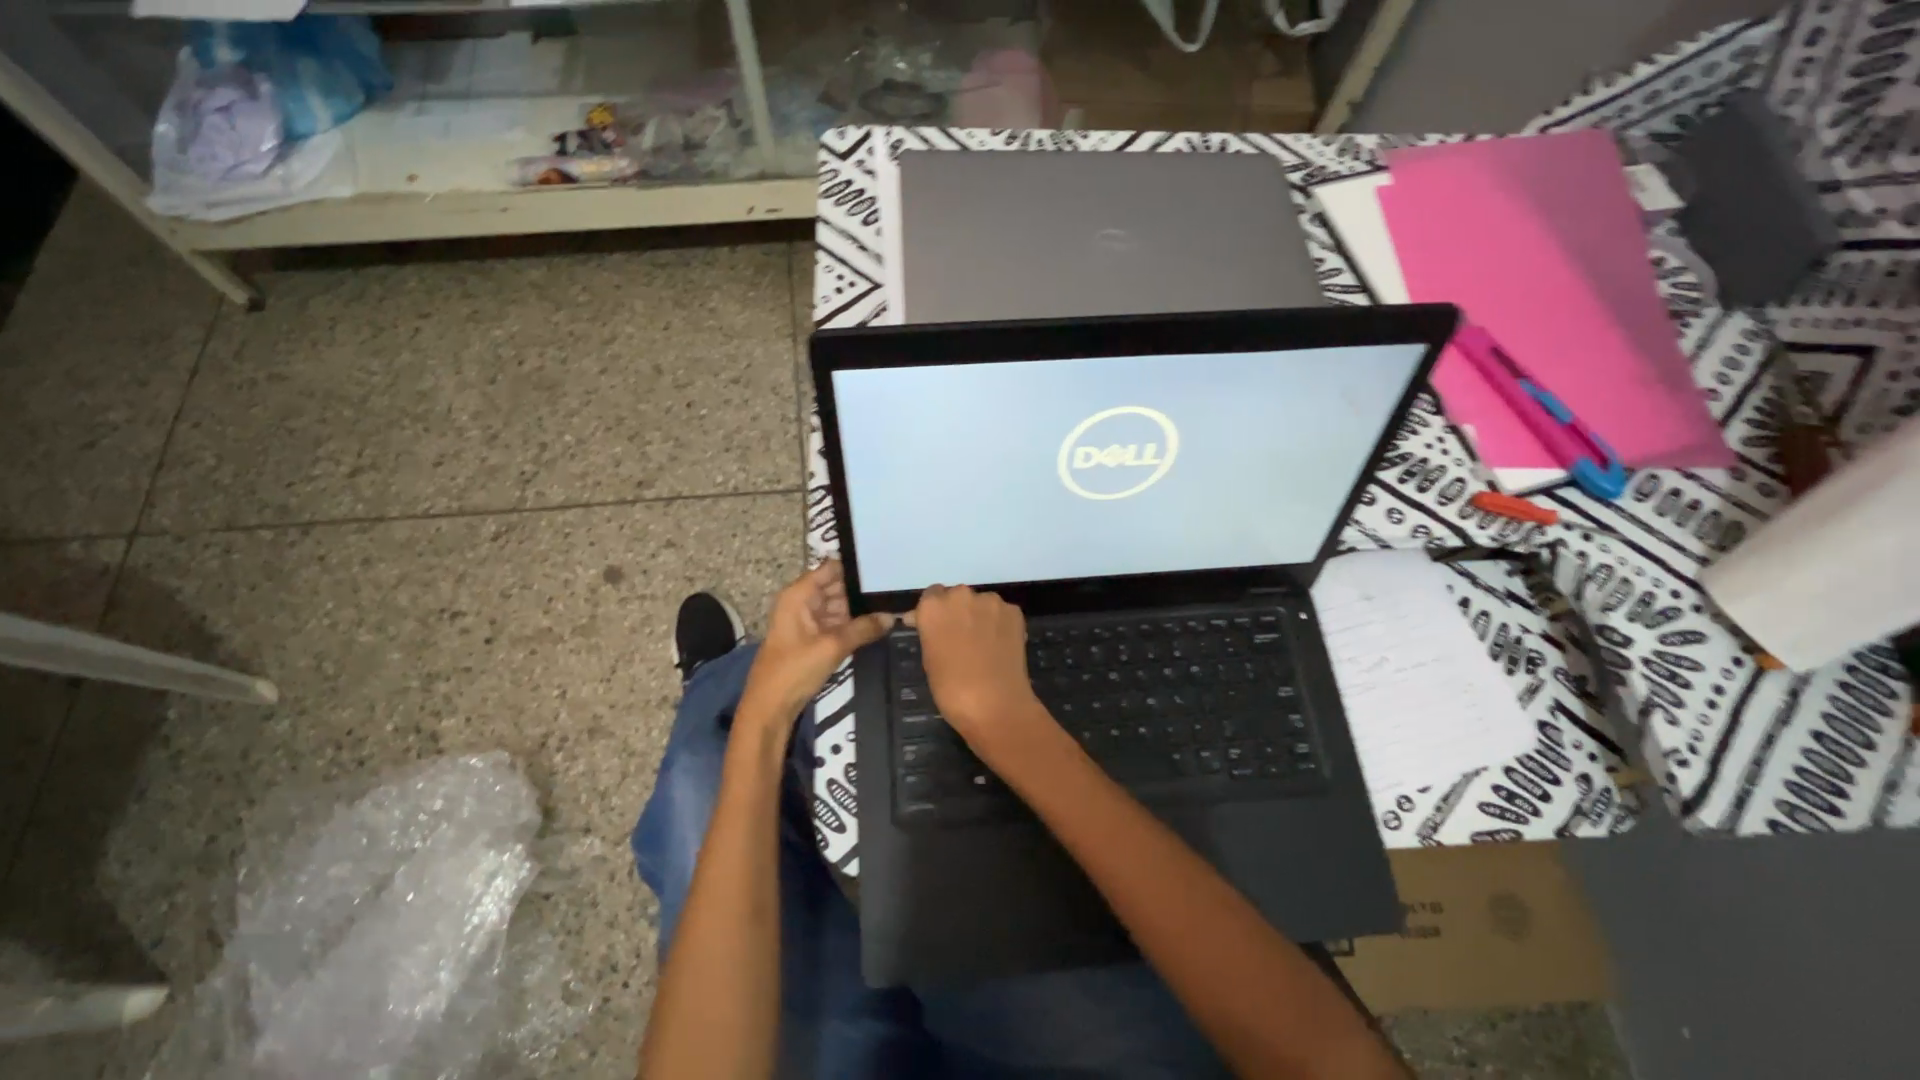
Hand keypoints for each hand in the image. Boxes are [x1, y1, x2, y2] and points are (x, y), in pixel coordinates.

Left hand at [738, 560, 894, 725]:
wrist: (770, 706)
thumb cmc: (795, 670)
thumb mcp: (832, 646)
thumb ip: (863, 628)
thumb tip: (891, 616)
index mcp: (799, 595)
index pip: (831, 569)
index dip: (855, 568)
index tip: (884, 568)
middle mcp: (802, 602)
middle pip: (836, 586)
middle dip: (861, 591)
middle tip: (895, 590)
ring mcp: (807, 620)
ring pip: (838, 606)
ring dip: (859, 609)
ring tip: (892, 606)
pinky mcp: (812, 638)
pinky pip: (835, 623)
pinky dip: (851, 624)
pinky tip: (876, 625)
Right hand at [913, 585, 1048, 757]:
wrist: (996, 705)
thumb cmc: (952, 689)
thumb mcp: (930, 660)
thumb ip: (930, 634)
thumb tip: (929, 624)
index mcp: (933, 607)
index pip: (931, 596)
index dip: (934, 613)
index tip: (935, 629)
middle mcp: (961, 596)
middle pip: (957, 597)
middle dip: (957, 613)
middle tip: (959, 639)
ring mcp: (991, 602)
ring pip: (981, 604)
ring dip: (979, 617)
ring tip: (983, 645)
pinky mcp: (1014, 612)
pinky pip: (1001, 613)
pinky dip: (999, 625)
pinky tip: (999, 646)